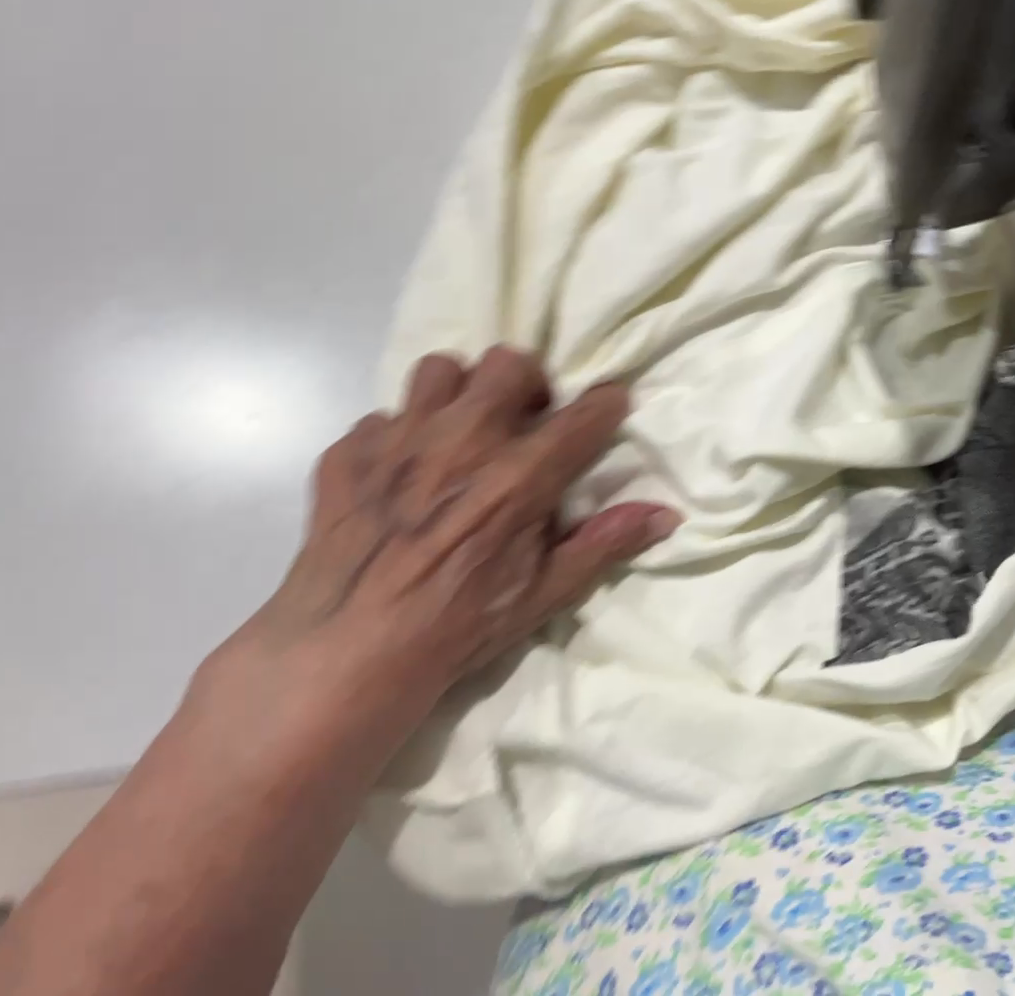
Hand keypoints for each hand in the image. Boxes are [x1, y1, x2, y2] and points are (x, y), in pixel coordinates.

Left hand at [211, 348, 676, 724]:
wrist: (347, 653)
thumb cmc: (460, 624)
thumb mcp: (547, 593)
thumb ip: (606, 542)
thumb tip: (667, 514)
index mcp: (520, 476)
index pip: (584, 413)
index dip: (607, 404)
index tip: (610, 410)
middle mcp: (463, 441)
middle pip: (508, 362)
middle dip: (528, 383)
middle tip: (528, 421)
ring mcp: (399, 441)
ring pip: (440, 370)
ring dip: (461, 393)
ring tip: (464, 432)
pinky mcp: (347, 453)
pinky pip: (383, 417)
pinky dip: (402, 435)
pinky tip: (405, 474)